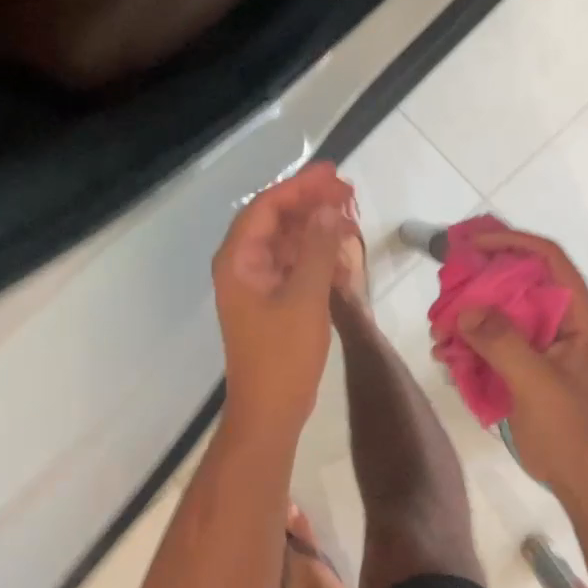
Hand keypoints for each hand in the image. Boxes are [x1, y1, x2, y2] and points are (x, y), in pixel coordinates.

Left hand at [211, 163, 353, 432]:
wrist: (268, 414)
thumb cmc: (282, 355)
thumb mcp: (305, 298)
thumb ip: (317, 249)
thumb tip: (327, 208)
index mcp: (238, 259)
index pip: (266, 207)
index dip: (299, 186)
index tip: (333, 174)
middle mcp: (241, 265)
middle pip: (275, 219)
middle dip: (309, 203)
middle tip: (347, 192)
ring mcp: (255, 283)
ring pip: (285, 241)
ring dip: (314, 227)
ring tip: (349, 215)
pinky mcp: (270, 301)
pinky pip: (291, 265)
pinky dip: (314, 254)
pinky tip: (340, 250)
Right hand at [455, 228, 587, 487]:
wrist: (585, 483)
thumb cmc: (571, 429)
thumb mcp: (537, 382)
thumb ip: (503, 341)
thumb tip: (466, 310)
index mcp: (577, 316)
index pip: (547, 258)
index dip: (511, 242)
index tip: (473, 245)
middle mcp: (560, 322)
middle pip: (516, 281)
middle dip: (477, 283)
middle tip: (443, 287)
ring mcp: (541, 345)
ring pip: (499, 311)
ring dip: (466, 316)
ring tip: (438, 331)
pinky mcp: (525, 366)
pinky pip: (492, 341)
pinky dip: (467, 343)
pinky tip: (444, 355)